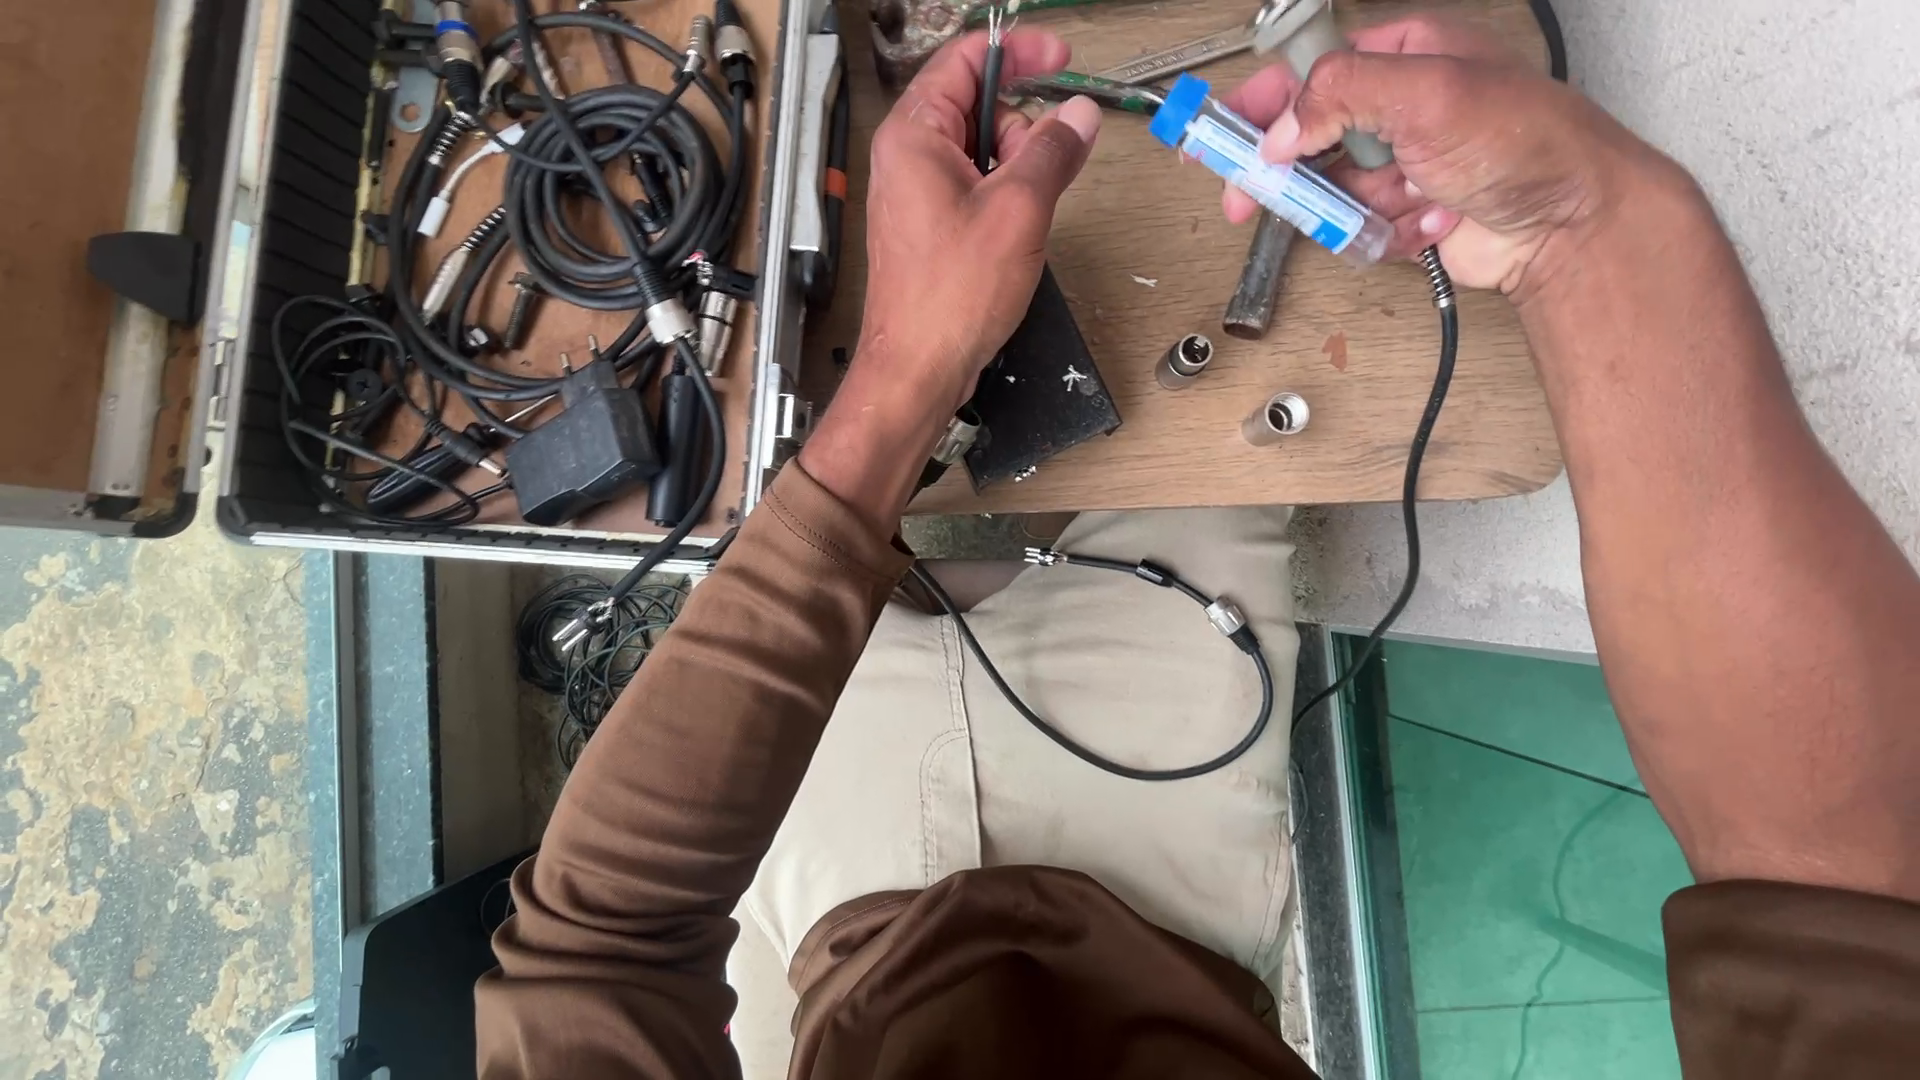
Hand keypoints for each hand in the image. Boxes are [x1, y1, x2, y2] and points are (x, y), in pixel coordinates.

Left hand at [800, 31, 1099, 533]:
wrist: (918, 368)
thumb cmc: (951, 297)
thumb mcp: (1019, 210)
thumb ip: (1053, 151)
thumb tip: (1078, 116)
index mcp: (914, 134)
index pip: (965, 59)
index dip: (1019, 53)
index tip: (1061, 61)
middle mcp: (906, 160)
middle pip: (976, 108)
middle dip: (1021, 129)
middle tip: (1042, 172)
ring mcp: (914, 198)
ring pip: (979, 155)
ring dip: (1016, 173)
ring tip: (1023, 220)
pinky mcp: (927, 232)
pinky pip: (973, 193)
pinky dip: (1002, 202)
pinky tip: (1012, 238)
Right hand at [1221, 16, 1682, 299]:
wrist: (1566, 224)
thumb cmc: (1525, 143)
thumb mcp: (1430, 95)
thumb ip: (1343, 95)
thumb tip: (1280, 131)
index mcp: (1400, 58)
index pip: (1305, 74)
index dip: (1254, 105)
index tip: (1211, 137)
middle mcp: (1392, 108)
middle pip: (1303, 140)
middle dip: (1286, 175)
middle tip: (1248, 200)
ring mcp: (1393, 162)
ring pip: (1325, 192)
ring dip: (1354, 208)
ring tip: (1404, 202)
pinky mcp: (1396, 211)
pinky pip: (1354, 227)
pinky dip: (1381, 232)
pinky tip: (1429, 221)